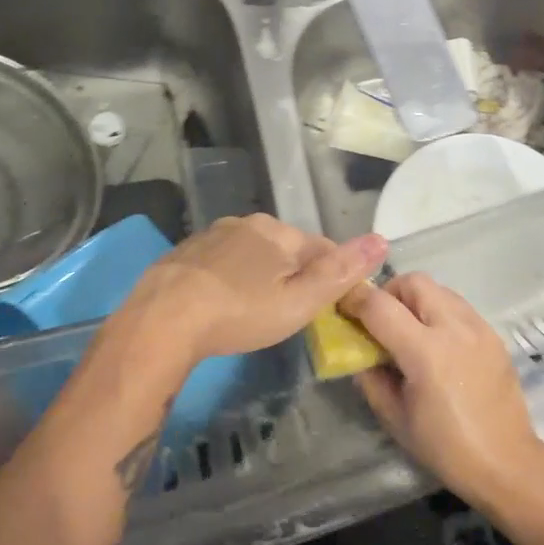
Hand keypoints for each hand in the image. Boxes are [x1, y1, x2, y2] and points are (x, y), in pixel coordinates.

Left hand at [106, 214, 386, 367]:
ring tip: (256, 310)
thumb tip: (382, 240)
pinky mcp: (183, 255)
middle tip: (291, 312)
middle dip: (293, 274)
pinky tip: (222, 304)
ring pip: (250, 255)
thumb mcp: (300, 300)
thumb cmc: (239, 313)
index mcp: (278, 231)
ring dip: (259, 276)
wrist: (162, 321)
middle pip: (284, 249)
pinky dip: (228, 279)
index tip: (331, 305)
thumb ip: (341, 272)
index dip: (332, 276)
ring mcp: (209, 236)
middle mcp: (245, 223)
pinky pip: (220, 264)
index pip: (321, 248)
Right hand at [342, 274, 543, 502]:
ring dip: (417, 301)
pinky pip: (459, 307)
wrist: (506, 462)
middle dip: (390, 293)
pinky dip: (440, 313)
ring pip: (440, 289)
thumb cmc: (445, 447)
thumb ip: (370, 378)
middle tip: (380, 321)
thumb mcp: (394, 418)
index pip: (379, 305)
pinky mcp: (494, 335)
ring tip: (410, 332)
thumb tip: (358, 353)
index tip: (342, 305)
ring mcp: (479, 328)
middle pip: (414, 281)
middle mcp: (455, 328)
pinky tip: (438, 345)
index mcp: (426, 351)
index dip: (355, 300)